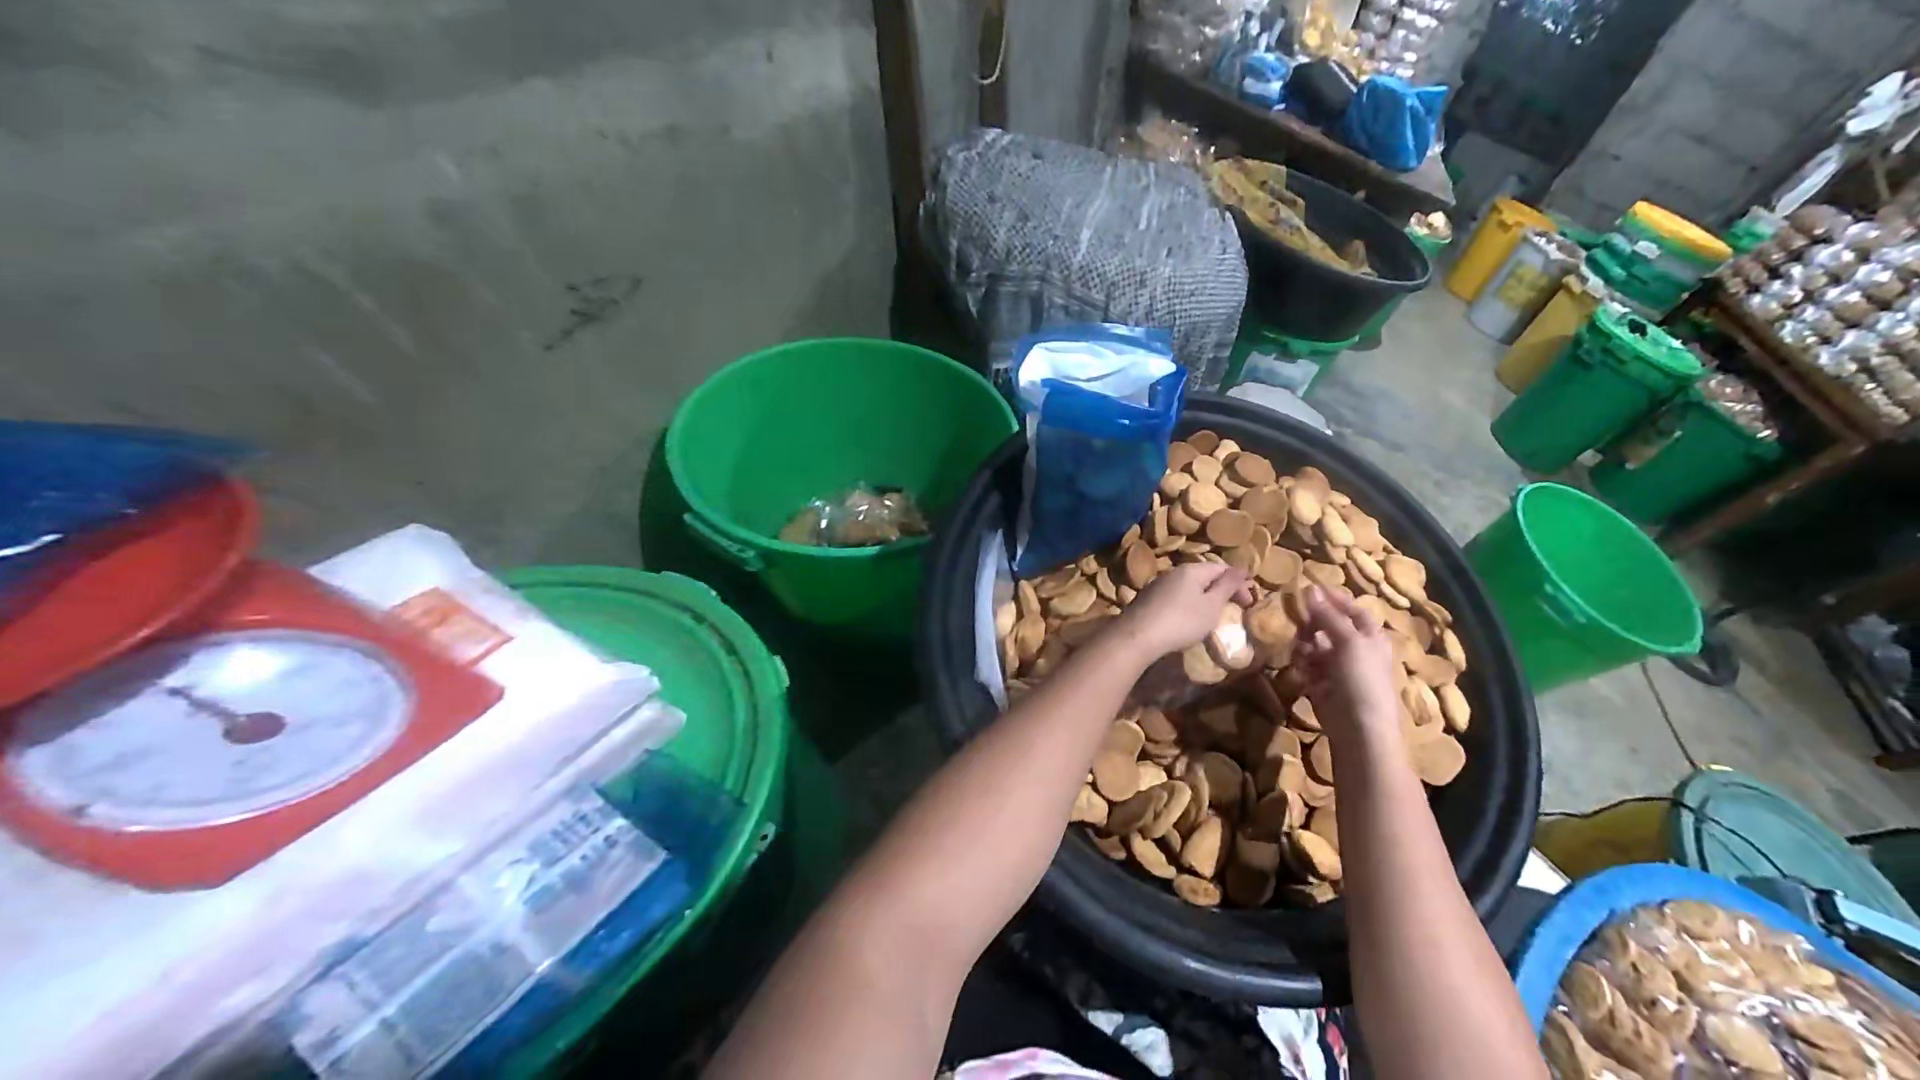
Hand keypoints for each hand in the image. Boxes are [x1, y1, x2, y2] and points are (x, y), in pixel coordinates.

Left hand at [1111, 563, 1250, 661]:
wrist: (1138, 636)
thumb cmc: (1181, 621)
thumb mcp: (1211, 605)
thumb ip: (1227, 586)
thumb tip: (1242, 569)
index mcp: (1192, 569)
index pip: (1222, 568)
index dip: (1239, 583)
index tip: (1250, 603)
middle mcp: (1174, 571)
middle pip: (1205, 575)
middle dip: (1222, 589)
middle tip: (1235, 607)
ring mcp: (1159, 584)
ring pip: (1190, 586)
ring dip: (1206, 597)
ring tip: (1214, 614)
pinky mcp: (1149, 598)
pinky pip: (1177, 596)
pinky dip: (1189, 603)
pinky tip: (1190, 618)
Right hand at [1296, 585, 1399, 742]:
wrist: (1359, 726)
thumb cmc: (1362, 678)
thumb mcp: (1349, 641)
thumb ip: (1328, 615)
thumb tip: (1310, 589)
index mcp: (1371, 636)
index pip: (1353, 610)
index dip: (1335, 598)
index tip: (1309, 586)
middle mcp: (1355, 648)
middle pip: (1330, 625)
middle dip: (1313, 621)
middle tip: (1295, 614)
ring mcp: (1338, 666)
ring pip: (1314, 644)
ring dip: (1305, 643)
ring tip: (1299, 646)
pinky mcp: (1321, 681)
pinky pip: (1307, 663)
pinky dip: (1302, 662)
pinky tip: (1301, 667)